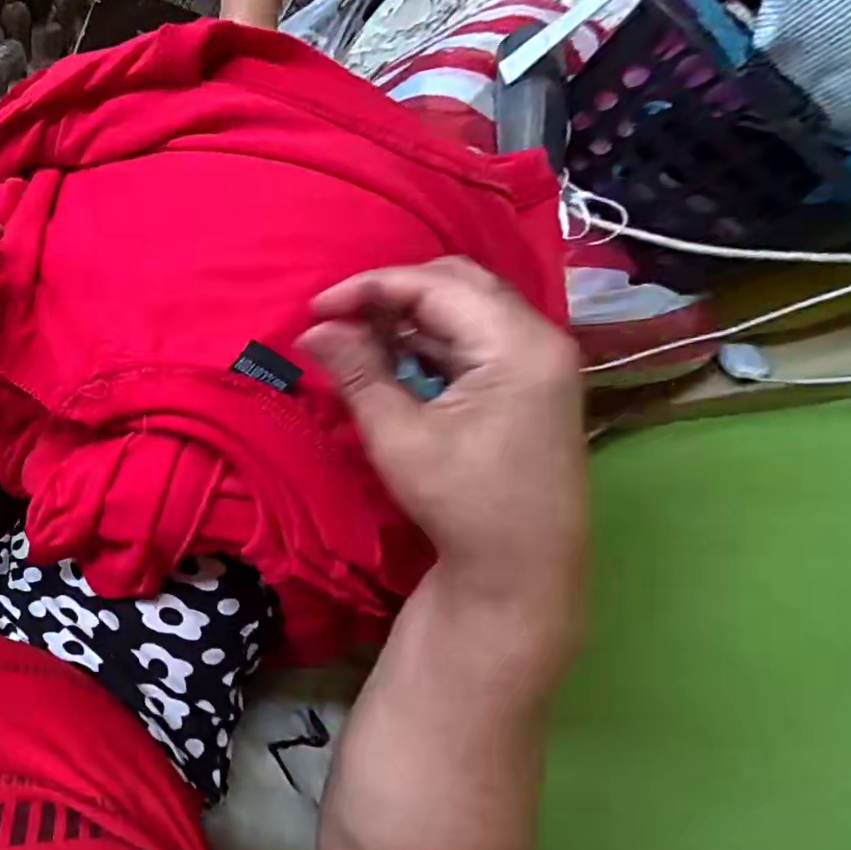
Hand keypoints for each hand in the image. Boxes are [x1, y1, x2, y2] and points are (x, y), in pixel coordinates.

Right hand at [297, 257, 586, 601]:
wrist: (519, 566)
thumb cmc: (460, 499)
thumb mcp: (397, 433)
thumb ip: (357, 371)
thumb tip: (313, 329)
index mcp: (516, 344)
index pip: (435, 286)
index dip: (369, 288)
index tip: (315, 308)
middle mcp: (537, 339)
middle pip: (456, 284)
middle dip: (389, 292)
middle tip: (336, 316)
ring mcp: (535, 361)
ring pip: (463, 308)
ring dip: (404, 314)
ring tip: (353, 334)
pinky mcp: (523, 383)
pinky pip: (469, 338)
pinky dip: (424, 339)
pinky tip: (389, 355)